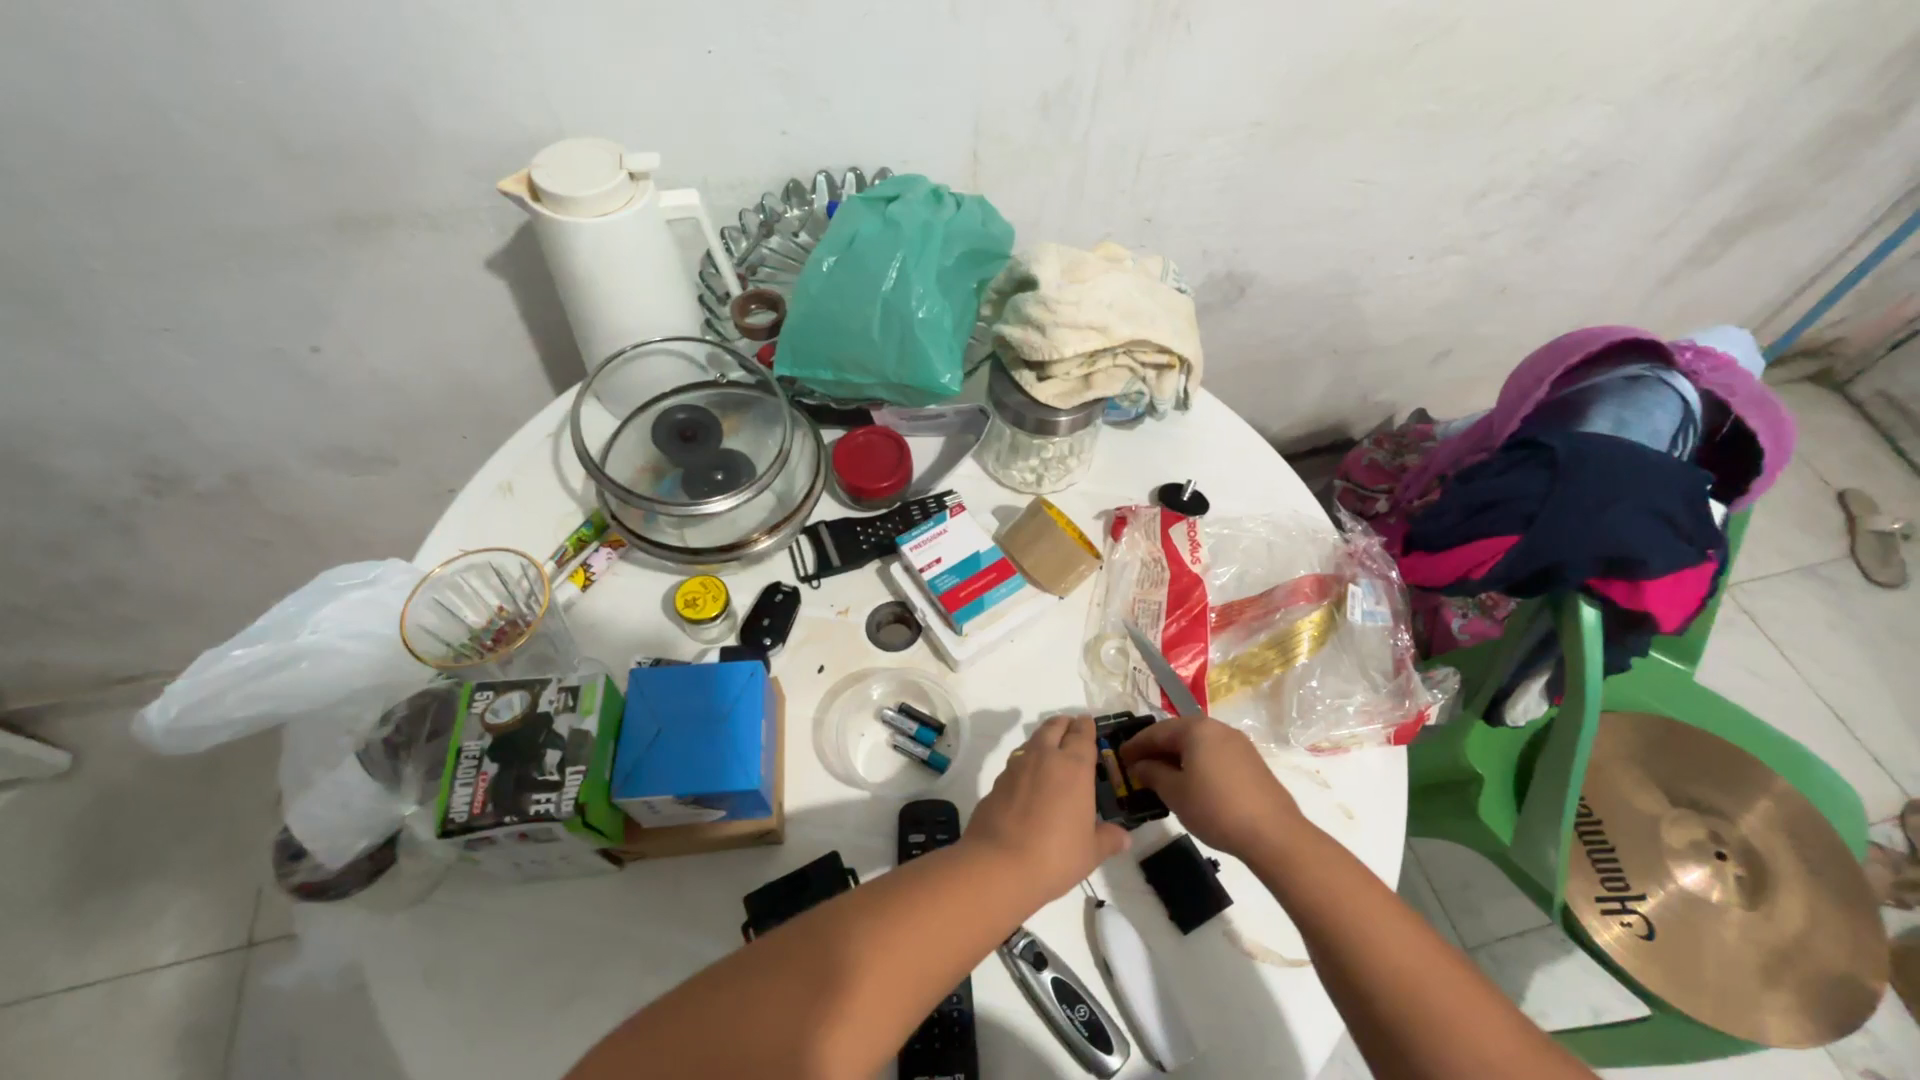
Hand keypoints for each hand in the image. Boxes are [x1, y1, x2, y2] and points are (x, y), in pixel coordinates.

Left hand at [966, 715, 1130, 903]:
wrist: (998, 864)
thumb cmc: (1055, 855)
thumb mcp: (1091, 851)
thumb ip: (1108, 839)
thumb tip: (1125, 838)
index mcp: (1073, 767)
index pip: (1082, 734)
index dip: (1086, 726)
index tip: (1088, 723)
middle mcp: (1044, 758)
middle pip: (1054, 727)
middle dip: (1064, 724)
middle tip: (1071, 728)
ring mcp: (1016, 768)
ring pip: (1032, 742)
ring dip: (1043, 740)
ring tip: (1051, 752)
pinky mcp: (996, 783)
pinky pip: (1015, 764)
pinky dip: (1025, 764)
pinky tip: (1029, 781)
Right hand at [1118, 715, 1303, 859]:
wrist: (1273, 834)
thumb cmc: (1215, 808)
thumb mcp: (1175, 792)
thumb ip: (1152, 773)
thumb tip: (1140, 765)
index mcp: (1196, 729)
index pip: (1156, 731)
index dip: (1135, 745)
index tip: (1119, 758)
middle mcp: (1218, 728)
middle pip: (1178, 733)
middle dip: (1156, 750)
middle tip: (1138, 767)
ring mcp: (1238, 744)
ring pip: (1198, 745)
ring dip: (1177, 757)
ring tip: (1161, 777)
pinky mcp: (1251, 762)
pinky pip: (1214, 755)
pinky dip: (1196, 764)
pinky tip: (1190, 783)